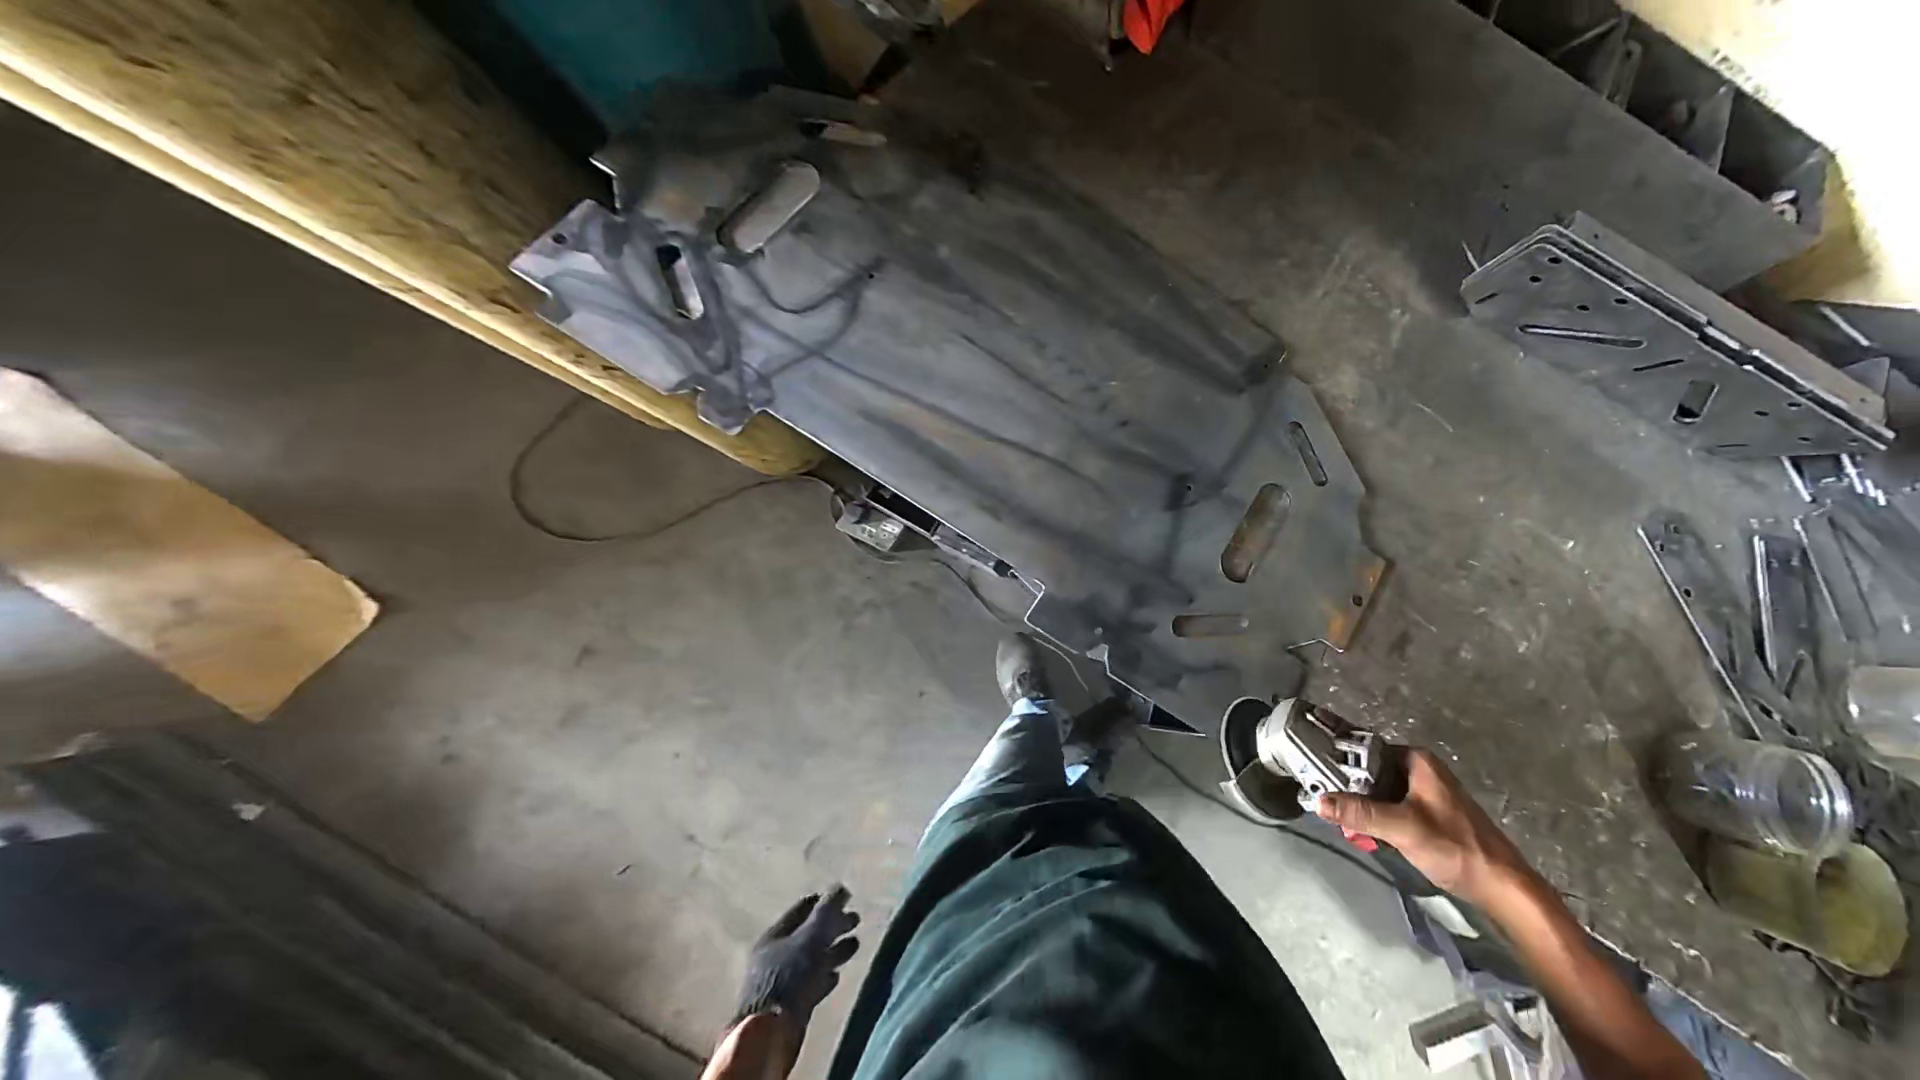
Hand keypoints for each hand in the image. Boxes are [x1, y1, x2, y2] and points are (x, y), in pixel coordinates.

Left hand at [733, 884, 860, 1030]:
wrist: (770, 1033)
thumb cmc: (791, 977)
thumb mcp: (811, 938)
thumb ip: (826, 912)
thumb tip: (840, 887)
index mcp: (775, 934)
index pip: (802, 909)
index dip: (824, 902)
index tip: (845, 899)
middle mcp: (775, 955)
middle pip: (808, 933)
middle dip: (833, 925)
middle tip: (856, 920)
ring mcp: (781, 980)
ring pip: (811, 958)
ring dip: (833, 950)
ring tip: (855, 944)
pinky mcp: (788, 1004)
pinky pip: (810, 983)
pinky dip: (824, 975)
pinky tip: (835, 976)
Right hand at [1314, 748, 1531, 906]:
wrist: (1503, 888)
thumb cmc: (1457, 848)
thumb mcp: (1403, 828)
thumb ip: (1360, 813)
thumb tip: (1319, 801)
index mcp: (1416, 761)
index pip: (1363, 748)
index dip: (1337, 760)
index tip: (1314, 773)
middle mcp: (1419, 770)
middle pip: (1367, 771)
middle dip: (1347, 789)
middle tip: (1328, 806)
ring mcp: (1423, 792)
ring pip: (1375, 791)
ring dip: (1359, 807)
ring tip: (1345, 823)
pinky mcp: (1425, 813)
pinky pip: (1387, 806)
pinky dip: (1373, 818)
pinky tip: (1365, 834)